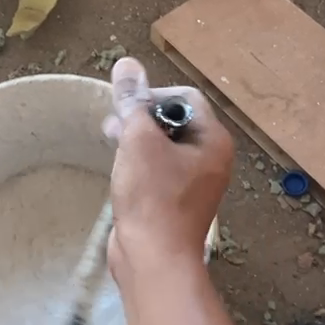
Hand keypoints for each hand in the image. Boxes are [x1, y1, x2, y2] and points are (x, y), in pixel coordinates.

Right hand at [101, 57, 233, 281]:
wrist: (154, 260)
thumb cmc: (152, 197)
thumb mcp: (138, 140)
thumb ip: (132, 101)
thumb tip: (126, 64)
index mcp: (212, 140)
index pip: (184, 97)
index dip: (152, 95)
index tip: (125, 110)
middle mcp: (211, 158)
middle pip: (174, 119)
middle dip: (141, 117)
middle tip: (113, 125)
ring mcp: (195, 182)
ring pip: (164, 145)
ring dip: (137, 138)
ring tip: (111, 143)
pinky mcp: (177, 201)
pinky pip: (159, 169)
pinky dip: (140, 163)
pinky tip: (121, 170)